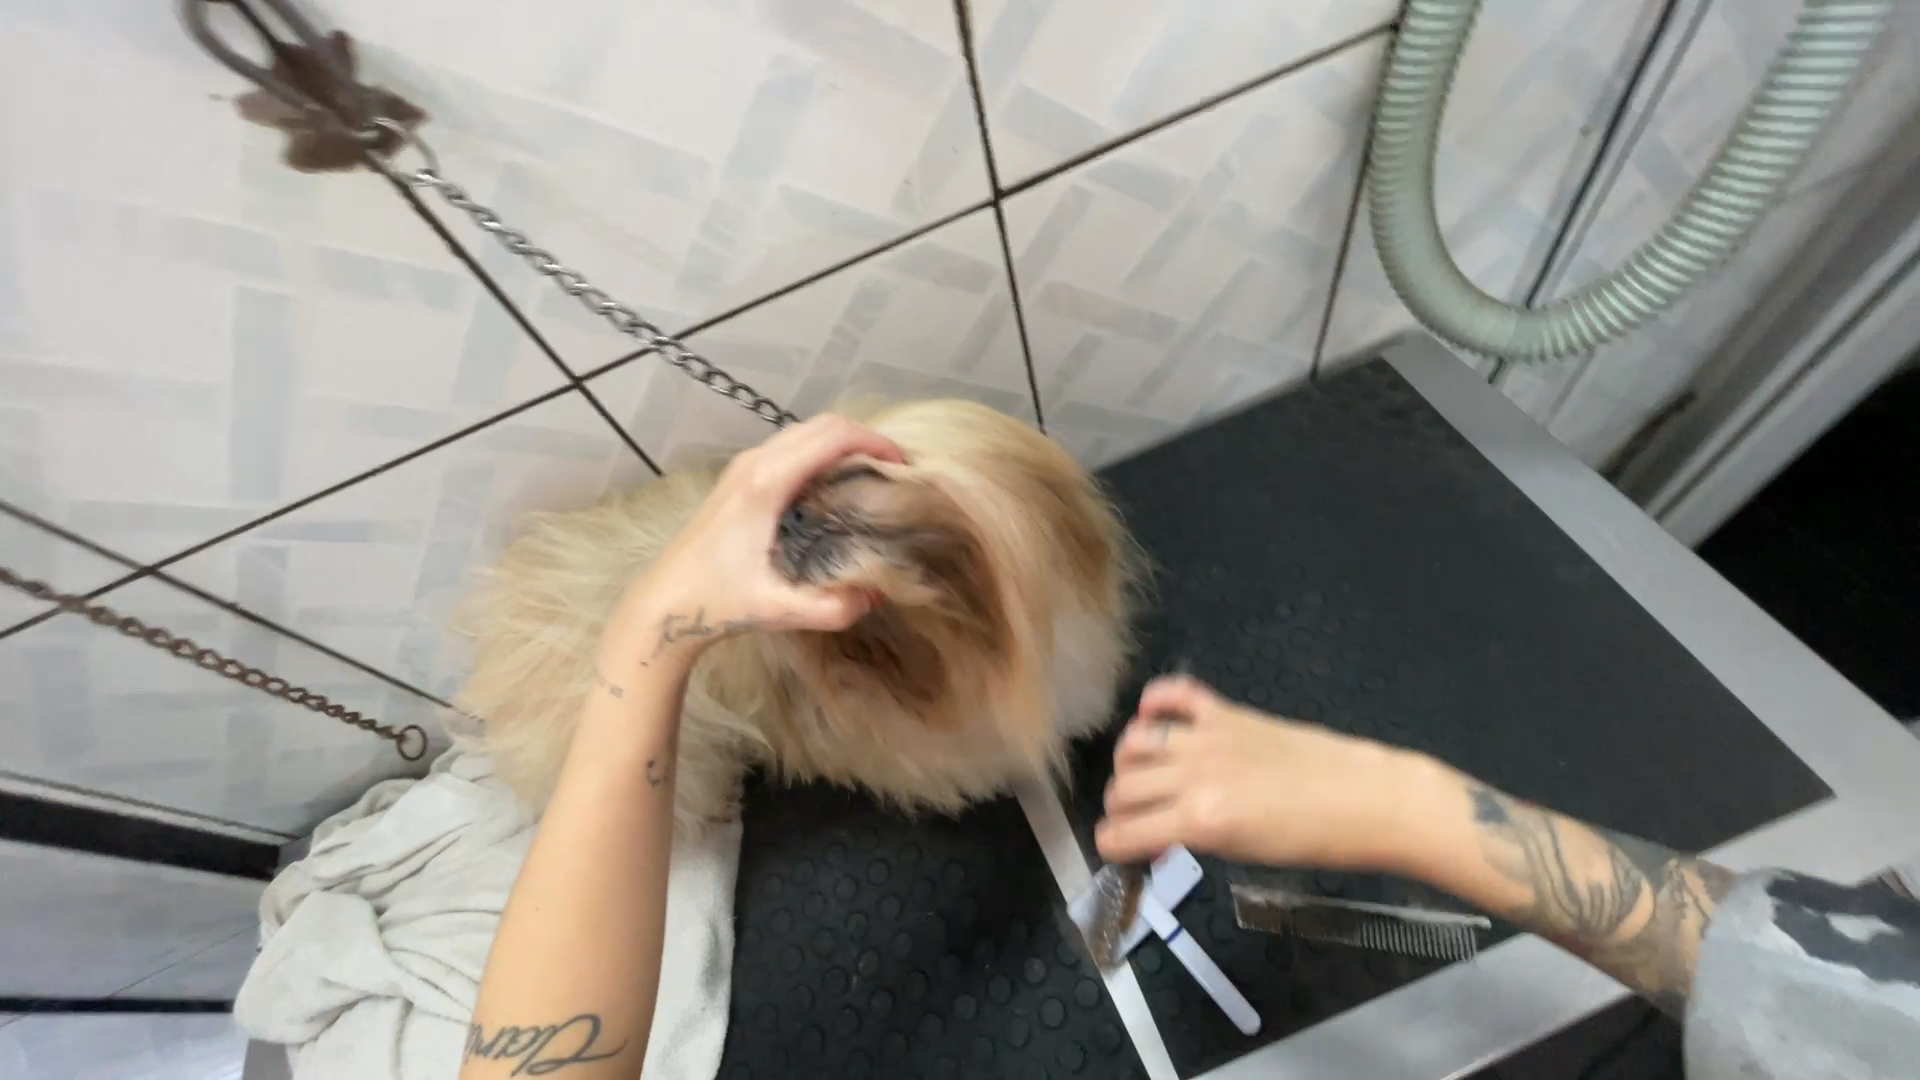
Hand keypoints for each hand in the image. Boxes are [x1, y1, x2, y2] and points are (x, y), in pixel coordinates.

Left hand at [606, 415, 904, 673]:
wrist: (664, 602)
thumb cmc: (717, 602)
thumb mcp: (778, 610)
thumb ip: (833, 608)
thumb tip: (878, 592)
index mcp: (767, 483)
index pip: (833, 436)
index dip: (876, 443)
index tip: (904, 467)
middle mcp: (756, 462)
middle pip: (823, 424)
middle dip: (866, 438)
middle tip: (895, 472)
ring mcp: (745, 465)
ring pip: (806, 431)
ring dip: (844, 443)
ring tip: (873, 477)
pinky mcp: (741, 476)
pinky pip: (792, 446)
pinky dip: (823, 452)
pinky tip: (836, 487)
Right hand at [1094, 676, 1437, 873]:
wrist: (1367, 799)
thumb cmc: (1313, 841)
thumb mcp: (1244, 853)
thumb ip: (1193, 835)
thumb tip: (1161, 832)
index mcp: (1201, 821)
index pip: (1126, 831)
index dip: (1109, 842)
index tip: (1112, 845)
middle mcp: (1194, 775)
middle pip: (1124, 785)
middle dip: (1116, 806)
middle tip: (1132, 817)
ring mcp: (1208, 737)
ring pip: (1136, 740)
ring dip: (1126, 761)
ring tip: (1138, 772)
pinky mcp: (1225, 711)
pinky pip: (1175, 694)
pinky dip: (1154, 700)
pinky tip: (1150, 715)